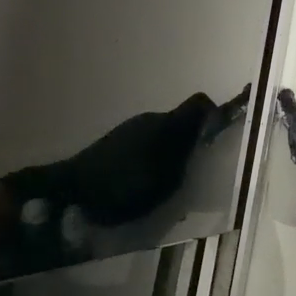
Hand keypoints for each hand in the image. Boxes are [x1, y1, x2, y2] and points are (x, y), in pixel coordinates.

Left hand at [0, 86, 248, 265]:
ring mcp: (130, 128)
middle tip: (202, 165)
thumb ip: (188, 160)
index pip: (200, 104)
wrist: (68, 192)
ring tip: (174, 178)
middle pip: (182, 120)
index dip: (217, 112)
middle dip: (195, 136)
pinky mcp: (116, 140)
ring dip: (173, 148)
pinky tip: (148, 179)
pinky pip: (147, 141)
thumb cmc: (122, 188)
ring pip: (164, 132)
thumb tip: (206, 139)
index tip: (227, 129)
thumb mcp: (166, 182)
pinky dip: (155, 154)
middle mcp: (150, 119)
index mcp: (166, 126)